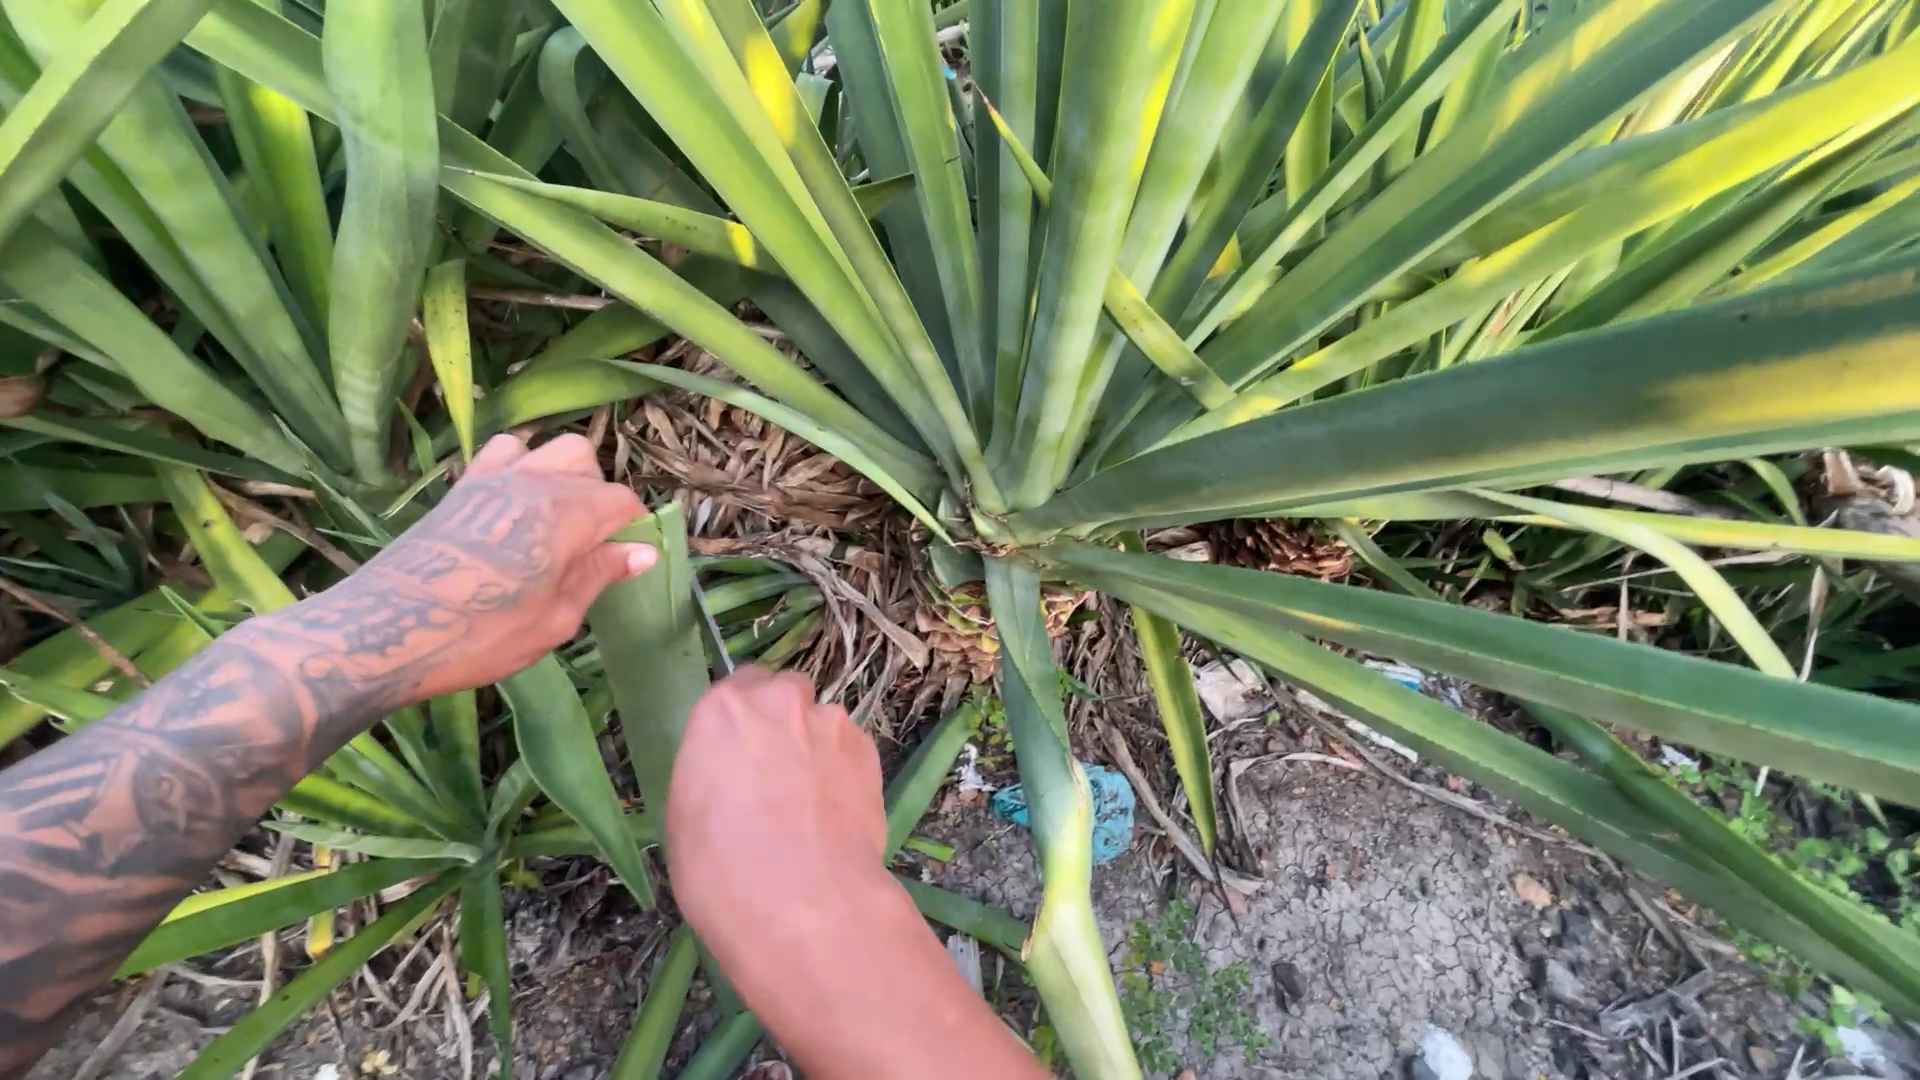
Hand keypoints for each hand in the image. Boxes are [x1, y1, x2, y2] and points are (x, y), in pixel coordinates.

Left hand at [288, 433, 655, 703]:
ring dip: (565, 475)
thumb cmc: (482, 635)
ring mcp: (495, 479)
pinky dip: (522, 465)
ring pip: (550, 449)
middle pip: (589, 465)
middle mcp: (535, 483)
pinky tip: (517, 503)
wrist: (381, 634)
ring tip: (557, 518)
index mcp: (567, 515)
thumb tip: (645, 552)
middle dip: (601, 497)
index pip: (623, 501)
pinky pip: (505, 451)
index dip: (632, 528)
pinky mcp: (463, 488)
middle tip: (591, 543)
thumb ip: (600, 574)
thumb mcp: (557, 618)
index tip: (624, 560)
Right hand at [664, 669, 1049, 1079]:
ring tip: (813, 801)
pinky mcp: (868, 751)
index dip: (742, 716)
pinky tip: (837, 812)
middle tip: (777, 769)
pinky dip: (844, 769)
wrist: (805, 902)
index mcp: (725, 711)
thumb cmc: (721, 870)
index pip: (737, 685)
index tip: (741, 746)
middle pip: (785, 691)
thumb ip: (713, 769)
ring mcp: (831, 723)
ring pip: (822, 721)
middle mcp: (781, 702)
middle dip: (782, 718)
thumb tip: (733, 772)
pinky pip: (850, 748)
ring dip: (816, 746)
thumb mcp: (686, 817)